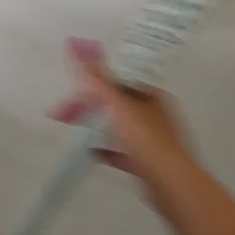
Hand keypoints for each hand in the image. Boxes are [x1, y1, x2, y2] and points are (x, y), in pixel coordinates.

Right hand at [50, 37, 199, 200]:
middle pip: (114, 103)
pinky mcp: (147, 161)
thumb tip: (77, 48)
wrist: (173, 187)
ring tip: (73, 130)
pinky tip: (90, 152)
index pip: (116, 81)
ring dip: (95, 126)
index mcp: (151, 95)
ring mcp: (152, 138)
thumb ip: (97, 80)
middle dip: (87, 106)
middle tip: (61, 115)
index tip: (69, 91)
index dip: (90, 83)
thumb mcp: (118, 105)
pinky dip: (105, 148)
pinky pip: (121, 150)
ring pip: (117, 126)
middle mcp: (154, 113)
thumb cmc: (146, 140)